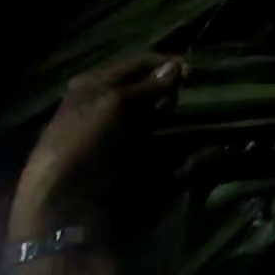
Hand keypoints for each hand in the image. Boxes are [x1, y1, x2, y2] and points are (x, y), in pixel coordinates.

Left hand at [11, 52, 186, 240]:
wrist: (64, 210)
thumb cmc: (83, 143)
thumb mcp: (112, 104)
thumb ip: (147, 85)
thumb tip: (178, 65)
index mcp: (94, 87)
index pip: (136, 64)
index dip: (162, 63)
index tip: (190, 68)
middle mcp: (108, 109)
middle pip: (150, 91)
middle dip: (170, 92)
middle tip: (179, 99)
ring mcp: (123, 139)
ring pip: (160, 120)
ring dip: (181, 120)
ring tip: (196, 123)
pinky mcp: (135, 167)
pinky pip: (171, 155)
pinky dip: (193, 155)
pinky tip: (211, 151)